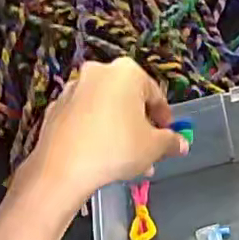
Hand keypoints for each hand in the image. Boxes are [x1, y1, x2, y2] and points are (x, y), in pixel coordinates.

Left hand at [14, 58, 187, 207]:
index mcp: (127, 72)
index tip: (168, 137)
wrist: (64, 167)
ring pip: (107, 110)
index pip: (156, 95)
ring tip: (127, 161)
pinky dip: (97, 132)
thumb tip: (181, 143)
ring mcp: (74, 88)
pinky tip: (103, 156)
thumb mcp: (154, 147)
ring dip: (120, 131)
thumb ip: (171, 142)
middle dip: (141, 127)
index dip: (165, 119)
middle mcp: (99, 72)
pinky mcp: (57, 108)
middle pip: (129, 101)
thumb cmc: (116, 149)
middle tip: (149, 151)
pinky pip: (86, 118)